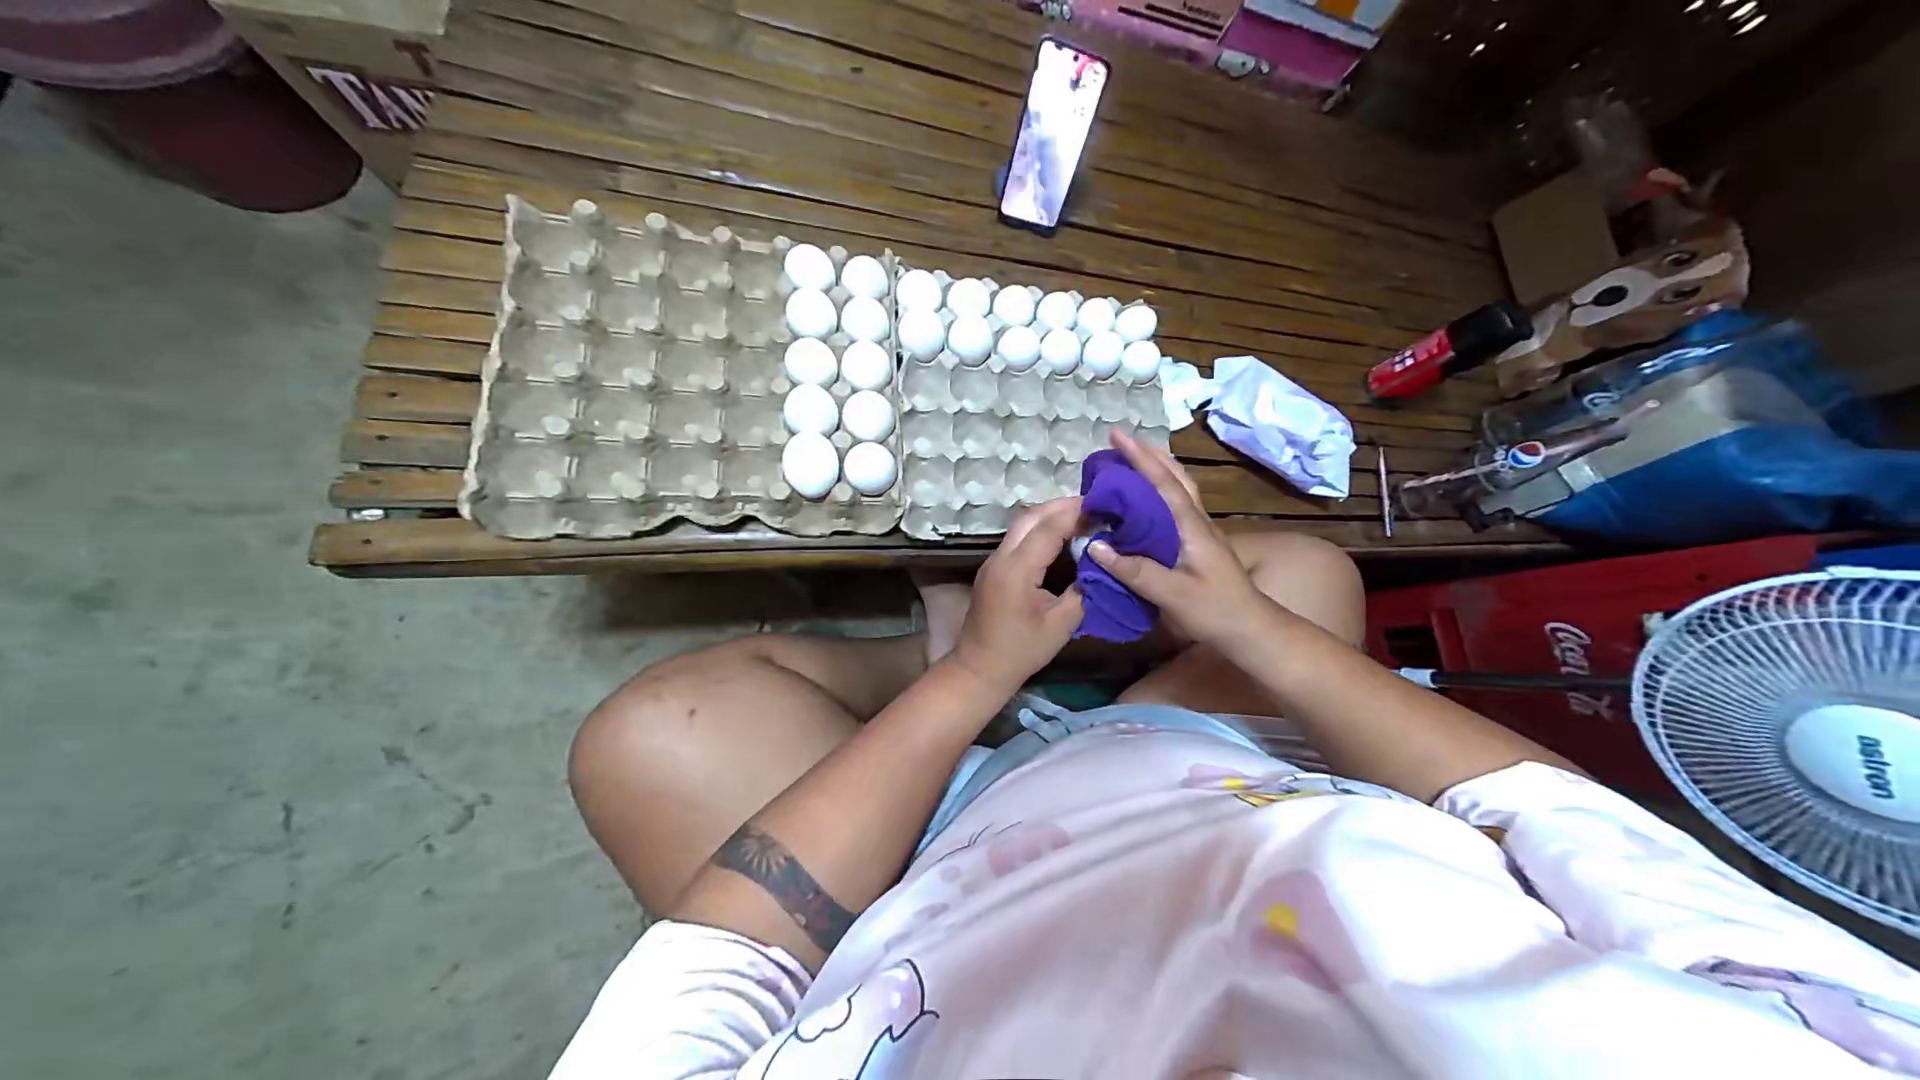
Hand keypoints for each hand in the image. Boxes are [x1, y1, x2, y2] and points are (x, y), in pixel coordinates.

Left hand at [950, 497, 1084, 693]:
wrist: (979, 667)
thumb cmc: (1021, 651)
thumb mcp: (1062, 625)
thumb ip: (1083, 590)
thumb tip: (1101, 563)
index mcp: (1017, 570)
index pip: (1049, 528)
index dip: (1076, 513)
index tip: (1105, 506)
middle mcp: (1001, 557)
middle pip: (1031, 516)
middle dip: (1063, 506)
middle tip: (1096, 506)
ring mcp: (994, 561)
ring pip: (1022, 524)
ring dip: (1051, 515)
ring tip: (1083, 516)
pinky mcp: (993, 567)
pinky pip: (1018, 537)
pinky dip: (1040, 528)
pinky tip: (1062, 535)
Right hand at [1086, 431, 1269, 646]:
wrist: (1250, 629)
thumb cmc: (1215, 611)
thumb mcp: (1173, 595)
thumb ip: (1135, 571)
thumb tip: (1095, 546)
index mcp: (1192, 527)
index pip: (1164, 484)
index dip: (1140, 458)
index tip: (1118, 435)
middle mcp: (1197, 521)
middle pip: (1176, 477)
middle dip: (1149, 455)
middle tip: (1121, 442)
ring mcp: (1200, 531)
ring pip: (1180, 488)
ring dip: (1157, 469)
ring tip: (1132, 460)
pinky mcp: (1197, 543)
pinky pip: (1177, 505)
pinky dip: (1159, 490)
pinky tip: (1144, 500)